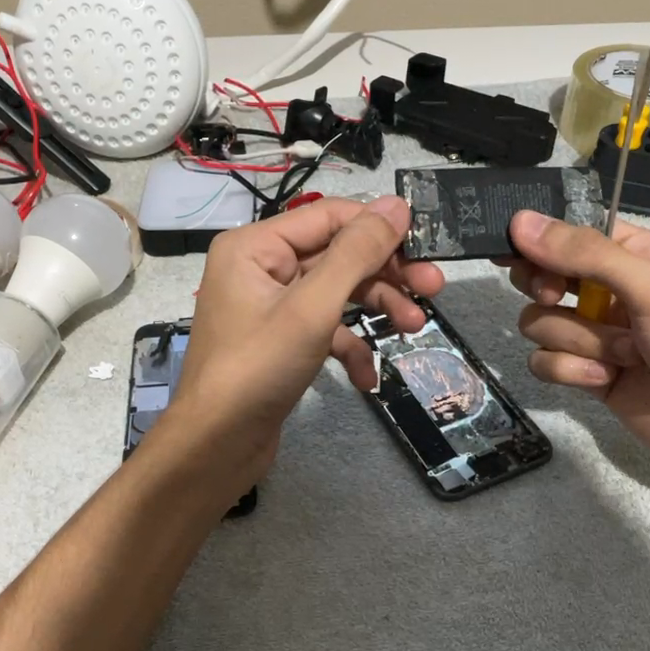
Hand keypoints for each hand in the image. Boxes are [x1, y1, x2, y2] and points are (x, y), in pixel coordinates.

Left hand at [160, 195, 437, 487]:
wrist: (216, 446)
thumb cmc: (258, 369)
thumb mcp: (313, 307)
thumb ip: (356, 254)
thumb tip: (397, 205)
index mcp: (255, 247)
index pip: (330, 217)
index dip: (379, 228)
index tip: (426, 247)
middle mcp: (260, 269)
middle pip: (337, 256)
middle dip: (385, 274)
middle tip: (433, 289)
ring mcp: (270, 308)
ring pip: (336, 294)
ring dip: (376, 310)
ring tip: (413, 329)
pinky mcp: (280, 343)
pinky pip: (324, 331)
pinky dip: (349, 349)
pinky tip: (366, 378)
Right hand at [503, 210, 649, 479]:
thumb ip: (586, 254)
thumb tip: (520, 222)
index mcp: (632, 255)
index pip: (567, 233)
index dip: (538, 241)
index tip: (517, 253)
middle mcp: (608, 291)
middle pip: (540, 277)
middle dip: (545, 290)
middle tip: (558, 297)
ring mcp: (595, 335)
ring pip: (539, 323)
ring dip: (576, 340)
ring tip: (622, 355)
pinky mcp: (586, 375)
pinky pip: (545, 363)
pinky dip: (570, 371)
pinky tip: (605, 380)